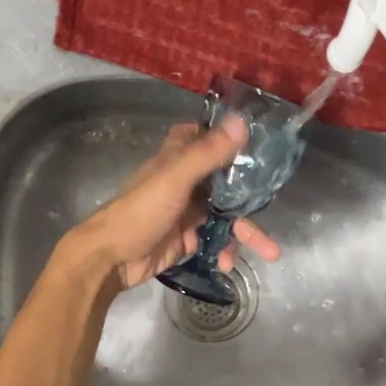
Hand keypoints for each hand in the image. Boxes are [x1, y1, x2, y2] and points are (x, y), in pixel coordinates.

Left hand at [67, 117, 281, 289]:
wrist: (111, 258)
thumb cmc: (140, 212)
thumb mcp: (175, 179)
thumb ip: (208, 153)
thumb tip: (242, 121)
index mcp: (178, 160)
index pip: (202, 137)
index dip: (225, 136)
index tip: (256, 142)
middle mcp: (185, 183)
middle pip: (225, 182)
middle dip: (250, 197)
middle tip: (274, 206)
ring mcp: (187, 213)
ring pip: (225, 215)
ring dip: (245, 232)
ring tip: (269, 252)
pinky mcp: (187, 239)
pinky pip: (216, 241)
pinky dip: (226, 250)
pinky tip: (227, 264)